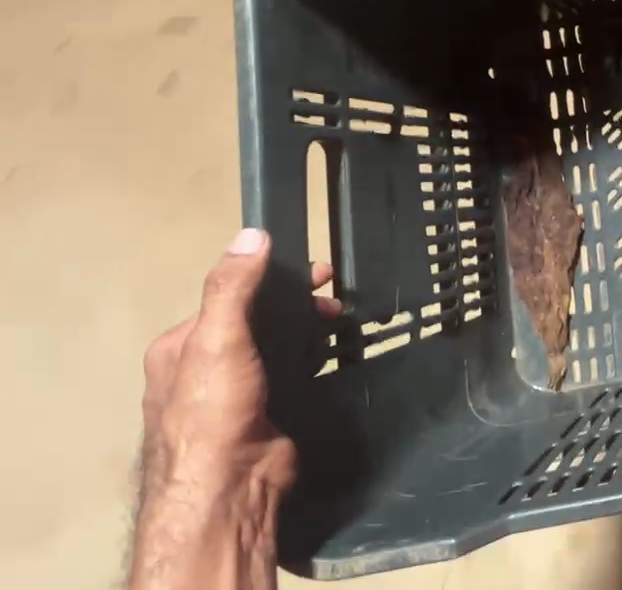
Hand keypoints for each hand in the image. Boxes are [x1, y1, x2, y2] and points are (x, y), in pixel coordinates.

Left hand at [131, 228, 338, 589]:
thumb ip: (233, 288)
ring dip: (312, 329)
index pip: (231, 296)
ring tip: (343, 325)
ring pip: (281, 341)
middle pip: (260, 317)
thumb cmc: (216, 409)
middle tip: (337, 301)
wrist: (232, 482)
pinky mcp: (271, 405)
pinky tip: (336, 352)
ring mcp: (239, 388)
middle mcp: (206, 365)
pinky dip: (317, 355)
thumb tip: (251, 234)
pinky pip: (297, 367)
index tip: (320, 272)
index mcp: (182, 346)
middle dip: (300, 303)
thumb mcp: (218, 340)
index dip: (276, 278)